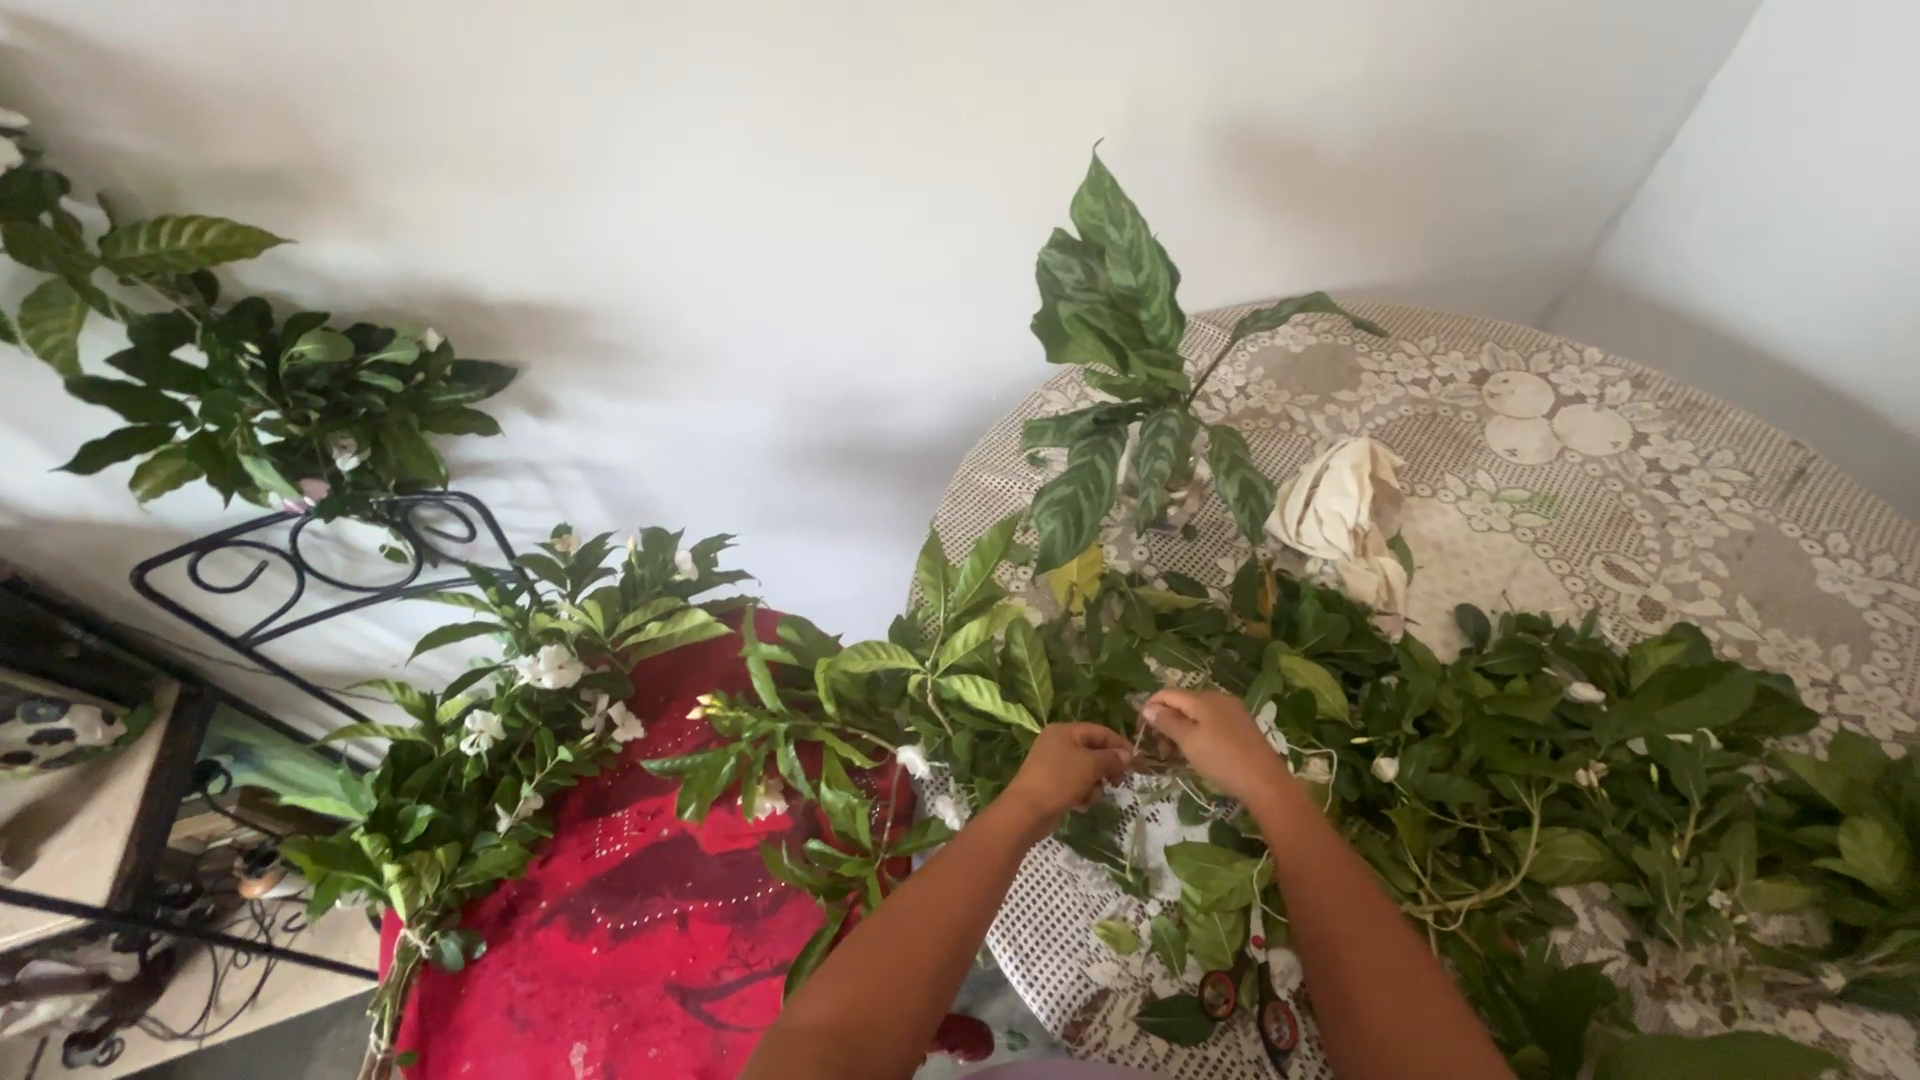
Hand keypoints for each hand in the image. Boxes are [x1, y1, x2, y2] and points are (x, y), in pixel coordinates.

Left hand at [1000, 723, 1134, 838]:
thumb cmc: (1059, 780)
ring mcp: (1054, 764)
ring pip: (1088, 771)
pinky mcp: (1053, 784)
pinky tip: (1079, 805)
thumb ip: (1112, 758)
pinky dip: (1082, 794)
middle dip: (1106, 769)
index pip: (1100, 732)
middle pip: (1094, 752)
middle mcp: (1058, 743)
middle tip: (1117, 782)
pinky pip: (1077, 785)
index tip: (1138, 762)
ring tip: (1089, 796)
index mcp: (1065, 731)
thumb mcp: (1090, 765)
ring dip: (1094, 785)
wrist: (1027, 811)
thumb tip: (1128, 755)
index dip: (1120, 745)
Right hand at [1142, 688, 1295, 807]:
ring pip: (1198, 713)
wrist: (1265, 782)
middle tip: (1159, 745)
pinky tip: (1199, 750)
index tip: (1142, 730)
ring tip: (1176, 751)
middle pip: (1183, 702)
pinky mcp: (1243, 726)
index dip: (1150, 707)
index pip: (1167, 693)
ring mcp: (1233, 711)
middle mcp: (1219, 698)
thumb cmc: (1222, 760)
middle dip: (1166, 719)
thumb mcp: (1188, 741)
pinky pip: (1213, 721)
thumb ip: (1167, 722)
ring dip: (1182, 727)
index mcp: (1203, 698)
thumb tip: (1148, 707)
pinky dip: (1199, 731)